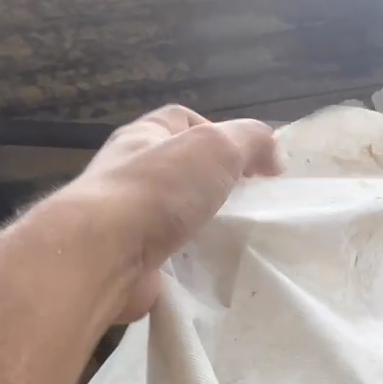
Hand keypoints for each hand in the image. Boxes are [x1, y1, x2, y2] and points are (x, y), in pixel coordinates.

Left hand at [51, 105, 278, 322]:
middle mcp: (130, 172)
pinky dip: (194, 256)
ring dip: (205, 222)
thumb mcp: (216, 148)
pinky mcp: (132, 256)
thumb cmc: (158, 191)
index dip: (219, 132)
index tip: (250, 163)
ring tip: (237, 235)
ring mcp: (127, 217)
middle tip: (249, 202)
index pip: (181, 119)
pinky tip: (214, 264)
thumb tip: (276, 152)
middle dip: (216, 183)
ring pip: (177, 211)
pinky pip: (171, 250)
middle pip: (181, 168)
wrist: (106, 254)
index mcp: (143, 137)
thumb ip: (251, 142)